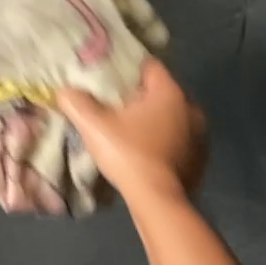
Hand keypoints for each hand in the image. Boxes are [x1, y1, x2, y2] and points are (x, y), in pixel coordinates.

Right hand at [59, 58, 207, 200]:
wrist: (157, 199)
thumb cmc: (127, 153)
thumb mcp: (92, 124)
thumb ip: (76, 102)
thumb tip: (65, 91)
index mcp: (169, 93)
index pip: (149, 66)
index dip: (126, 66)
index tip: (107, 73)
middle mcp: (191, 108)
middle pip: (159, 91)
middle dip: (138, 94)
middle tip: (112, 102)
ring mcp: (200, 134)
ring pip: (170, 115)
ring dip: (152, 117)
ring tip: (127, 126)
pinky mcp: (200, 156)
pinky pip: (177, 137)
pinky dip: (162, 137)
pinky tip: (144, 148)